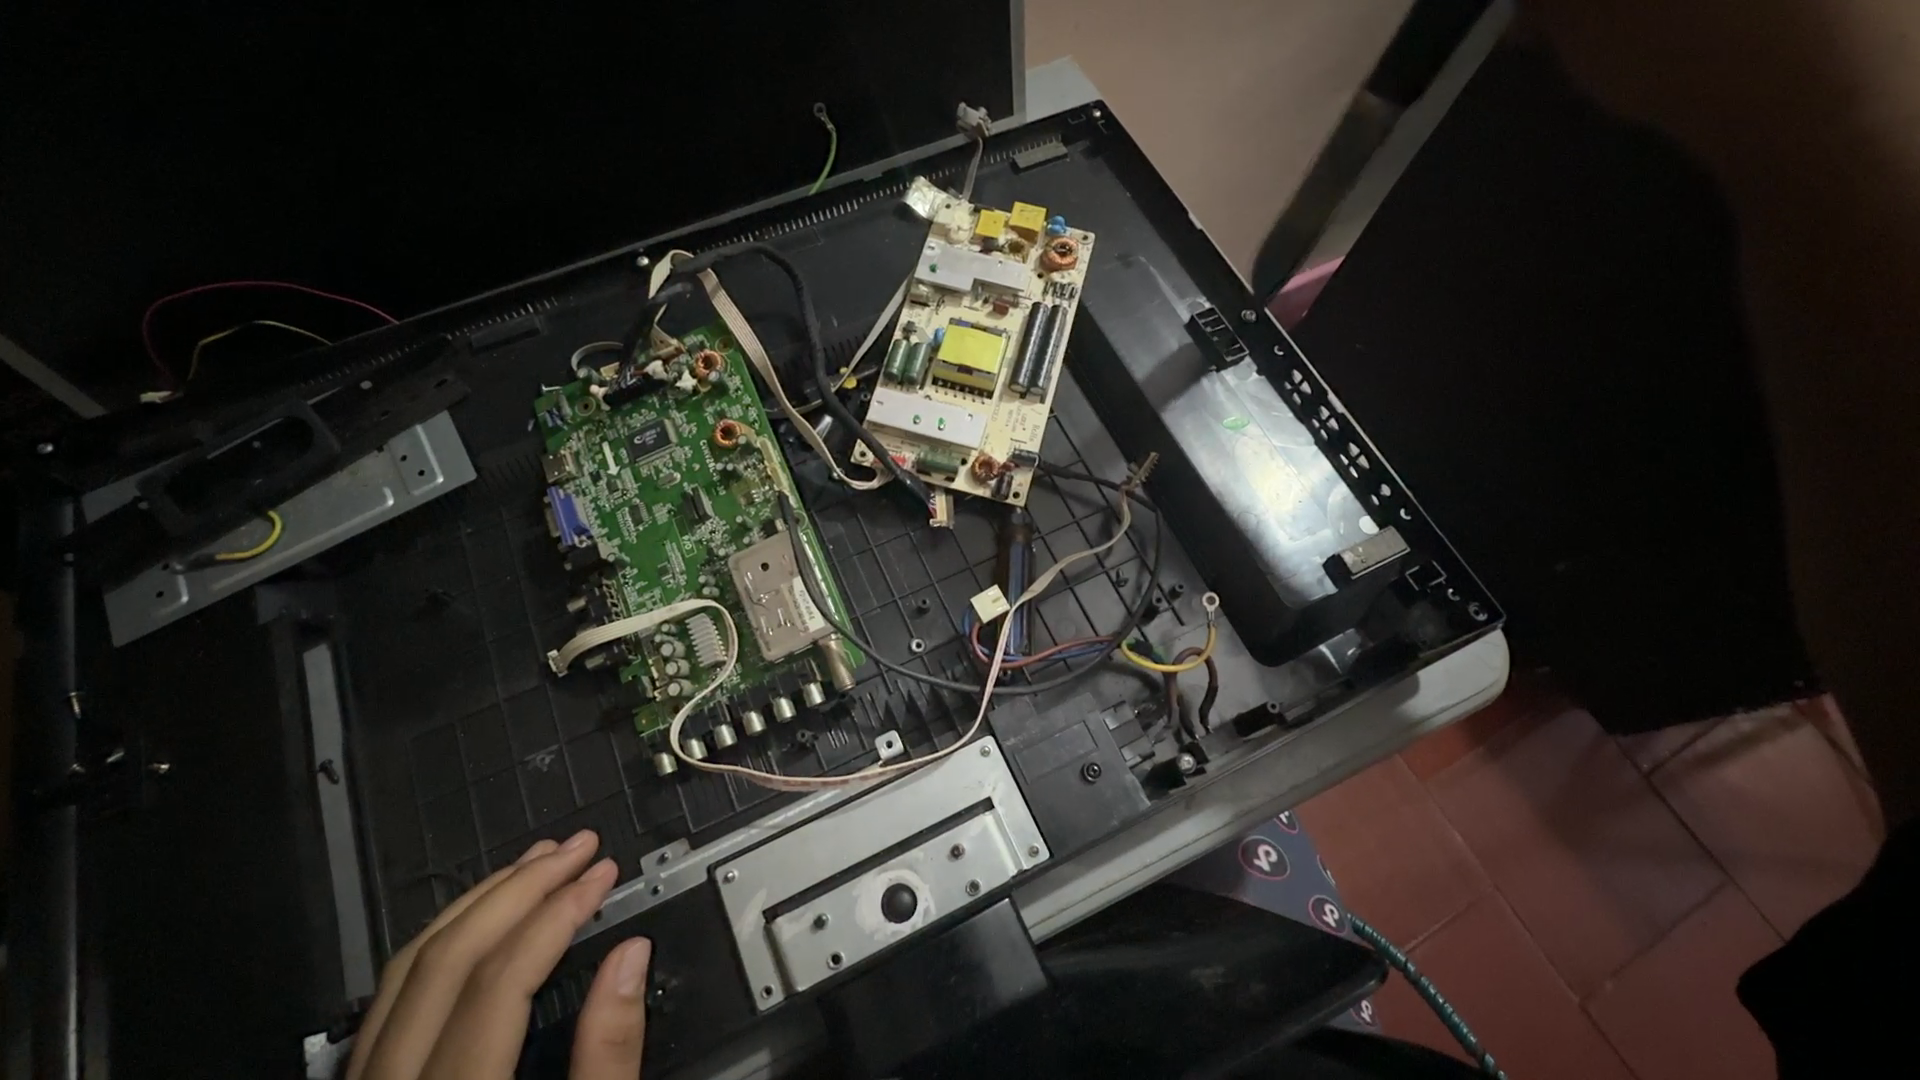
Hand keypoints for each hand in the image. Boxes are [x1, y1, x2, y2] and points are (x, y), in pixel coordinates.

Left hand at [346, 830, 651, 1078]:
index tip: (604, 874)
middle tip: (578, 846)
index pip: (500, 983)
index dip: (557, 916)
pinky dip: (447, 934)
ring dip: (482, 900)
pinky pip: (393, 989)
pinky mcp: (361, 1077)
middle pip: (446, 961)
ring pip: (409, 966)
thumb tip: (632, 954)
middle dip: (522, 889)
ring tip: (540, 861)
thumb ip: (608, 1056)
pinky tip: (488, 911)